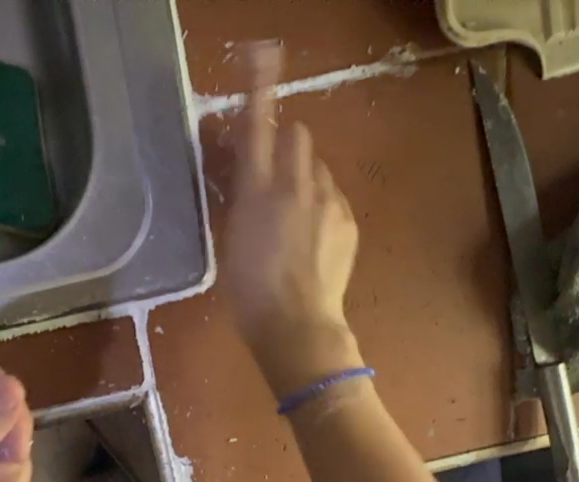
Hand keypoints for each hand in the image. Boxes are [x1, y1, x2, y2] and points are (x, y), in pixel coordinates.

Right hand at [223, 42, 362, 398]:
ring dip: (302, 179)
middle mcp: (297, 185)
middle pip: (296, 136)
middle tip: (270, 174)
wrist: (297, 327)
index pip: (258, 127)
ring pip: (317, 168)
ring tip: (290, 217)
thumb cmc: (249, 296)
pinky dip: (320, 205)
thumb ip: (238, 203)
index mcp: (258, 192)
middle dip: (284, 145)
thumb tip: (242, 178)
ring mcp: (328, 201)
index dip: (258, 90)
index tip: (260, 56)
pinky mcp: (348, 221)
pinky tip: (309, 238)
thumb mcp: (230, 245)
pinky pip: (333, 196)